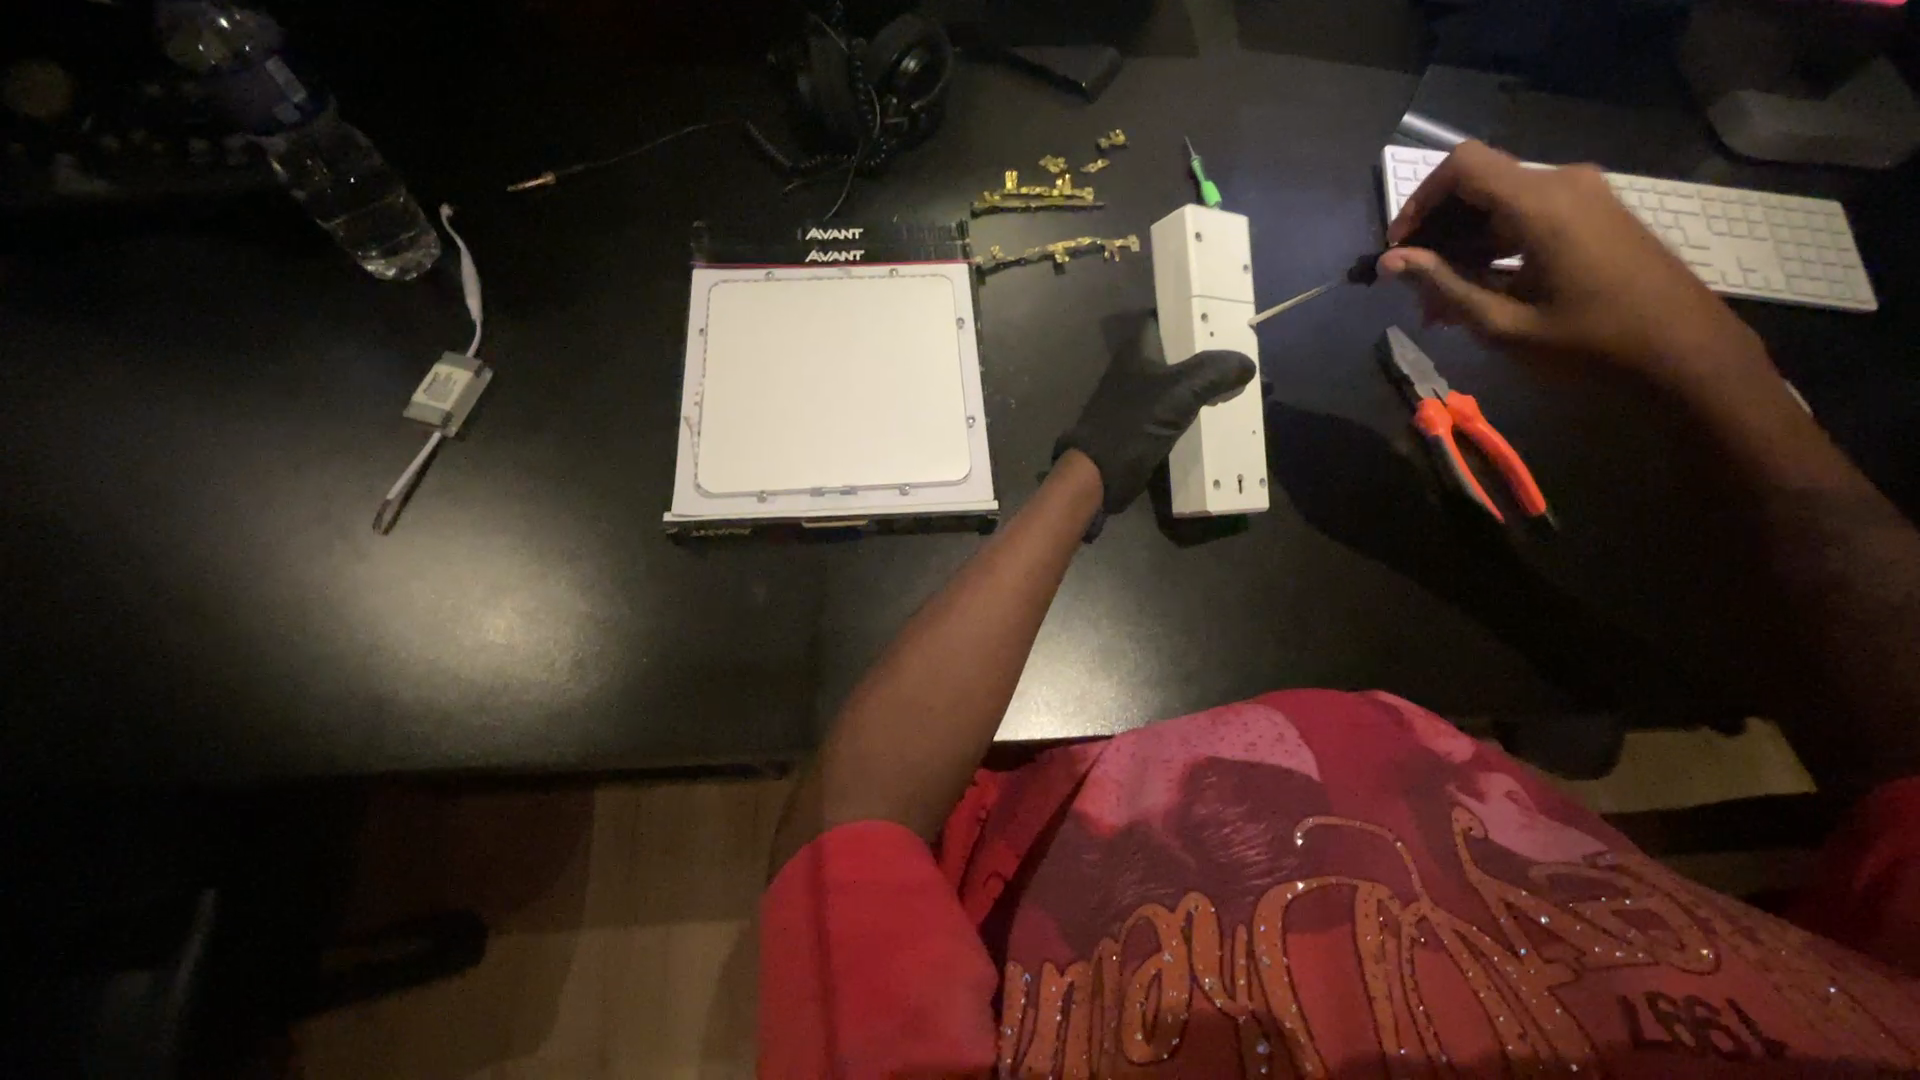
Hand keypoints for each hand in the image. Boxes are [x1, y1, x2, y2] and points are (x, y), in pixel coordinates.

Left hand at [1056, 318, 1256, 513]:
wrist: (1099, 474)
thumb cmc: (1133, 424)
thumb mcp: (1180, 391)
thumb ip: (1214, 372)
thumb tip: (1246, 364)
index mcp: (1137, 350)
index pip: (1163, 318)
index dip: (1189, 313)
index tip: (1221, 317)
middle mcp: (1135, 369)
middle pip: (1174, 352)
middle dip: (1204, 353)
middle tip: (1239, 355)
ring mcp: (1136, 399)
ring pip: (1176, 383)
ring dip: (1202, 384)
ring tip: (1237, 383)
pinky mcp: (1141, 426)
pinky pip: (1173, 410)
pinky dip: (1194, 409)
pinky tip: (1218, 413)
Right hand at [1378, 141, 1775, 397]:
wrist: (1685, 352)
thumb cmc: (1591, 344)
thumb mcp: (1503, 324)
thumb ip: (1444, 286)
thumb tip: (1389, 261)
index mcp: (1540, 203)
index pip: (1461, 167)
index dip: (1419, 201)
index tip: (1400, 250)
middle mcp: (1562, 184)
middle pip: (1477, 186)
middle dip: (1437, 233)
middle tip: (1415, 290)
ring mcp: (1584, 197)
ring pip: (1499, 205)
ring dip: (1463, 246)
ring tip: (1443, 304)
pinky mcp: (1594, 215)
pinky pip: (1528, 216)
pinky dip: (1494, 247)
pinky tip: (1481, 292)